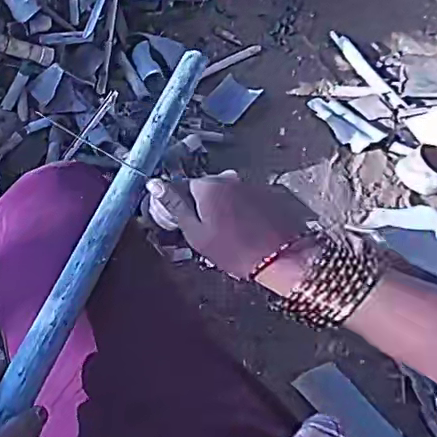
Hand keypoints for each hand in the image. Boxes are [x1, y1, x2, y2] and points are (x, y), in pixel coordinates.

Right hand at [146, 170, 315, 280]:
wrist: (282, 258)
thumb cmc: (232, 249)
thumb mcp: (195, 232)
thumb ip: (174, 205)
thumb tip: (153, 183)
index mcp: (206, 185)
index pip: (180, 186)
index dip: (179, 205)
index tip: (183, 223)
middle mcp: (227, 177)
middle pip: (203, 187)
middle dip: (200, 204)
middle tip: (204, 231)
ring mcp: (248, 184)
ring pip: (223, 192)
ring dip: (219, 207)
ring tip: (225, 232)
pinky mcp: (265, 193)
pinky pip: (241, 197)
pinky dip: (237, 209)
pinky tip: (242, 228)